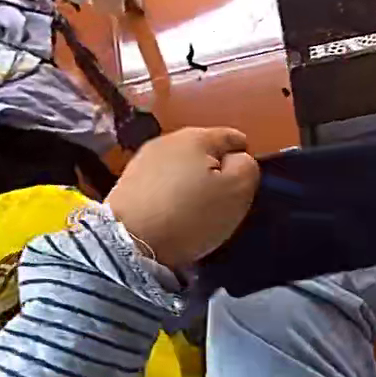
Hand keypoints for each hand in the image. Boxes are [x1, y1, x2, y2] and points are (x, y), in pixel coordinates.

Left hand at [105, 126, 273, 270]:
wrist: (130, 240)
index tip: (244, 188)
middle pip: (206, 153)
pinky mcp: (128, 182)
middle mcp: (168, 139)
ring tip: (196, 212)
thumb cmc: (192, 214)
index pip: (234, 138)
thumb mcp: (238, 191)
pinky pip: (163, 184)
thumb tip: (239, 159)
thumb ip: (247, 167)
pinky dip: (172, 196)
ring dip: (193, 184)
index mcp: (198, 136)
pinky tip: (173, 215)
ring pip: (183, 168)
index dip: (245, 161)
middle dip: (217, 172)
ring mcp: (144, 159)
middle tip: (222, 203)